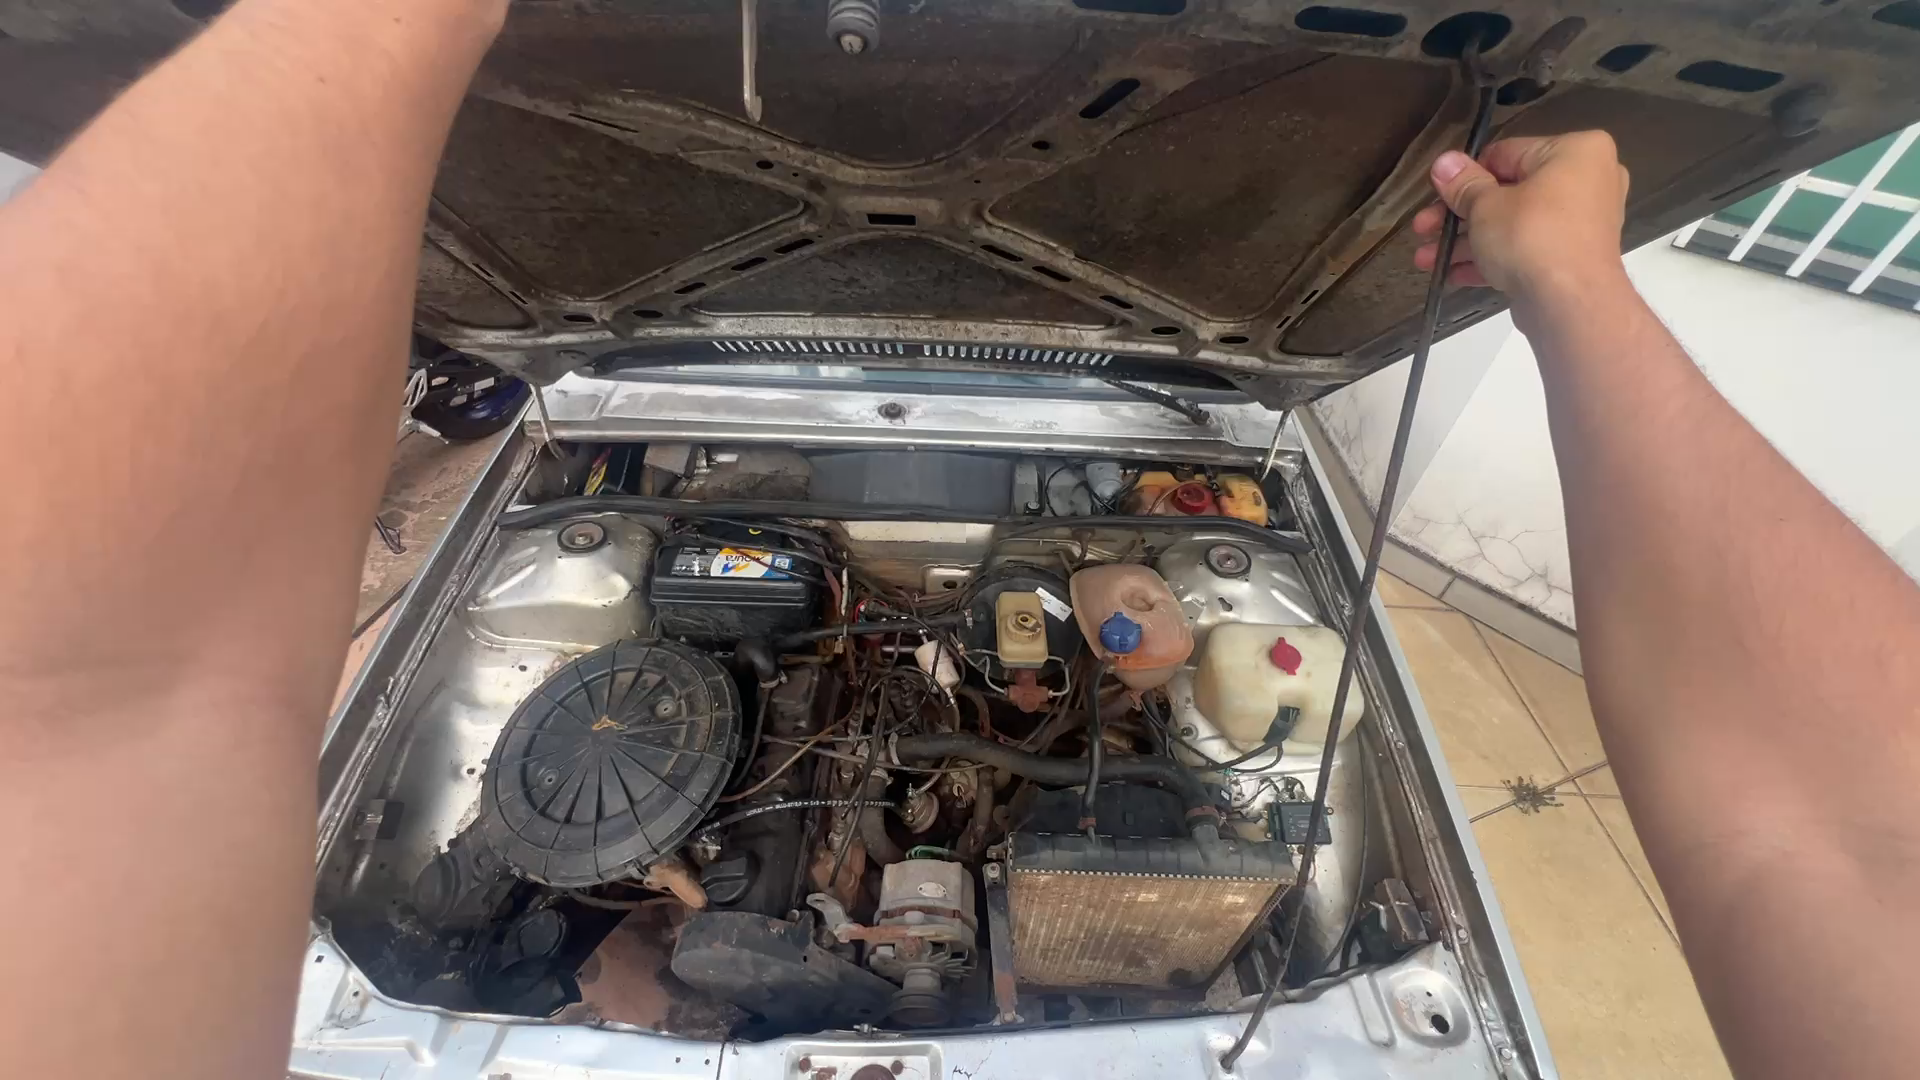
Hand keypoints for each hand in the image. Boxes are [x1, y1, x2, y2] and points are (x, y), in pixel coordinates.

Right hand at [1412, 131, 1631, 311]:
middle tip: (1422, 231)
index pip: (1505, 155)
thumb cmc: (1529, 237)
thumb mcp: (1485, 206)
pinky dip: (1490, 257)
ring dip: (1465, 242)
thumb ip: (1463, 184)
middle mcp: (1584, 178)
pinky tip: (1454, 273)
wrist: (1568, 297)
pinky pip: (1524, 247)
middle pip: (1505, 192)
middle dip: (1457, 217)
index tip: (1433, 197)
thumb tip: (1442, 161)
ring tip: (1426, 260)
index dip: (1463, 177)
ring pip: (1509, 224)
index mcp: (1573, 151)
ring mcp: (1578, 218)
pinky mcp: (1569, 252)